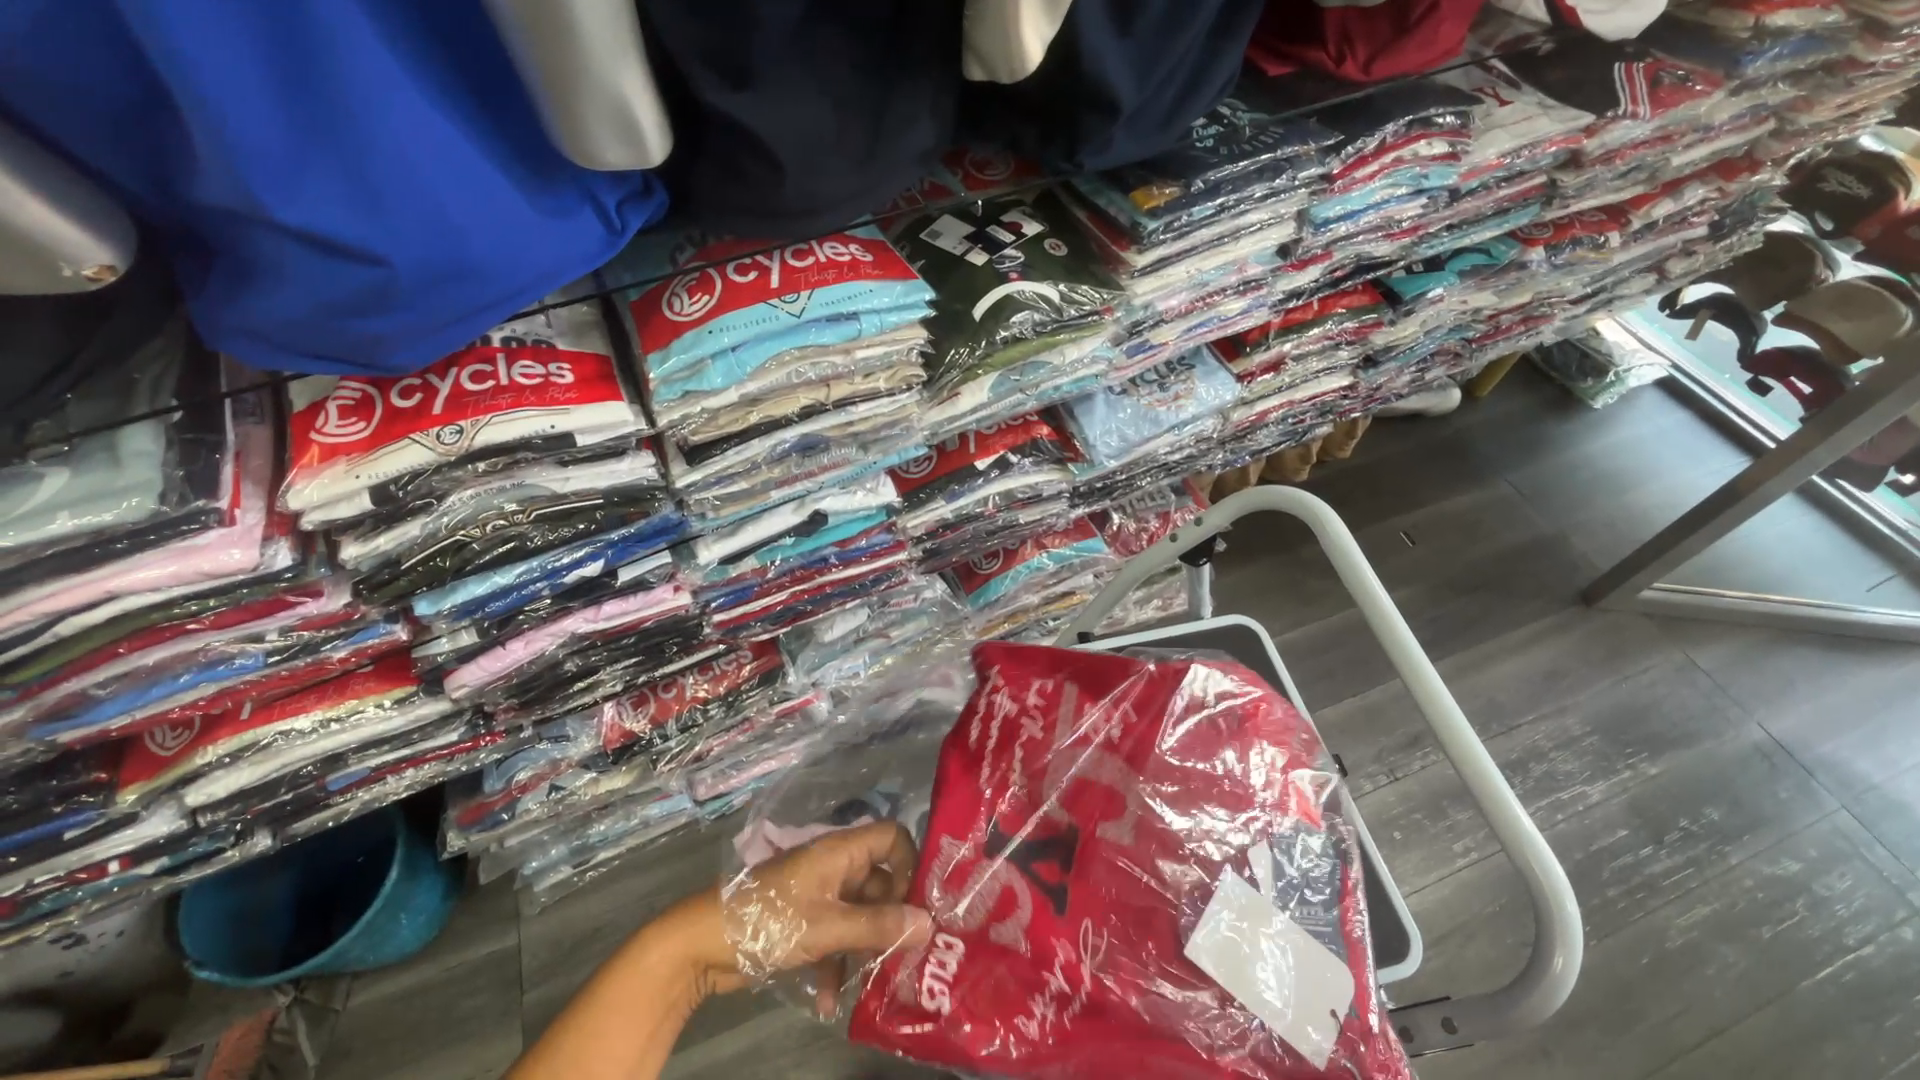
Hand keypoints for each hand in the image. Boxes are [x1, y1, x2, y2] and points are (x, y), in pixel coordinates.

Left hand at [669, 822, 932, 1015]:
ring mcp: (818, 898)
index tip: (923, 903)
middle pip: (880, 884)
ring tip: (877, 982)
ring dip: (866, 949)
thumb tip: (930, 924)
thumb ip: (879, 926)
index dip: (910, 864)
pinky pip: (835, 939)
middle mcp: (834, 869)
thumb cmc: (769, 920)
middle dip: (894, 919)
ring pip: (859, 916)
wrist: (701, 943)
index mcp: (841, 852)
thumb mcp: (829, 926)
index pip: (891, 838)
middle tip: (910, 953)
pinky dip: (835, 966)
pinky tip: (828, 1001)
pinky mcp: (803, 925)